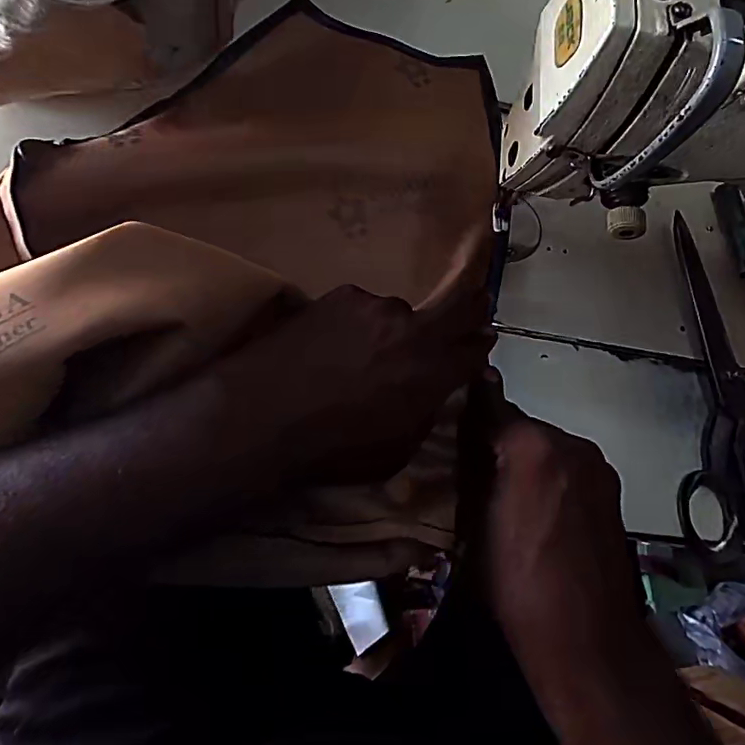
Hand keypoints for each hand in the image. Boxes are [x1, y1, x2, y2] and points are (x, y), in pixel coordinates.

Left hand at [210, 281, 493, 485]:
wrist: (264, 415)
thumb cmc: (333, 448)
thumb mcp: (397, 449)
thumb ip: (425, 412)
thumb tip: (433, 391)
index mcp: (431, 371)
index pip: (475, 349)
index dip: (480, 346)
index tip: (479, 343)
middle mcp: (412, 330)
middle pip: (460, 306)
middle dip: (471, 309)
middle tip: (471, 309)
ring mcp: (375, 306)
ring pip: (399, 313)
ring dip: (392, 329)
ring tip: (361, 352)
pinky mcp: (341, 295)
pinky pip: (363, 308)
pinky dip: (357, 324)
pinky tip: (332, 344)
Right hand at [475, 375, 645, 654]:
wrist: (586, 637)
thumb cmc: (516, 581)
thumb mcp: (476, 524)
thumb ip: (474, 469)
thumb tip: (468, 435)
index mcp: (532, 445)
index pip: (490, 409)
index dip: (469, 414)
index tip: (452, 416)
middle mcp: (569, 443)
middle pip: (522, 428)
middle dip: (500, 441)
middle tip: (476, 467)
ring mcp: (596, 466)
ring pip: (548, 448)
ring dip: (528, 460)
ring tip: (506, 492)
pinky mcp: (611, 490)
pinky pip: (569, 469)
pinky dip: (551, 477)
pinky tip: (538, 508)